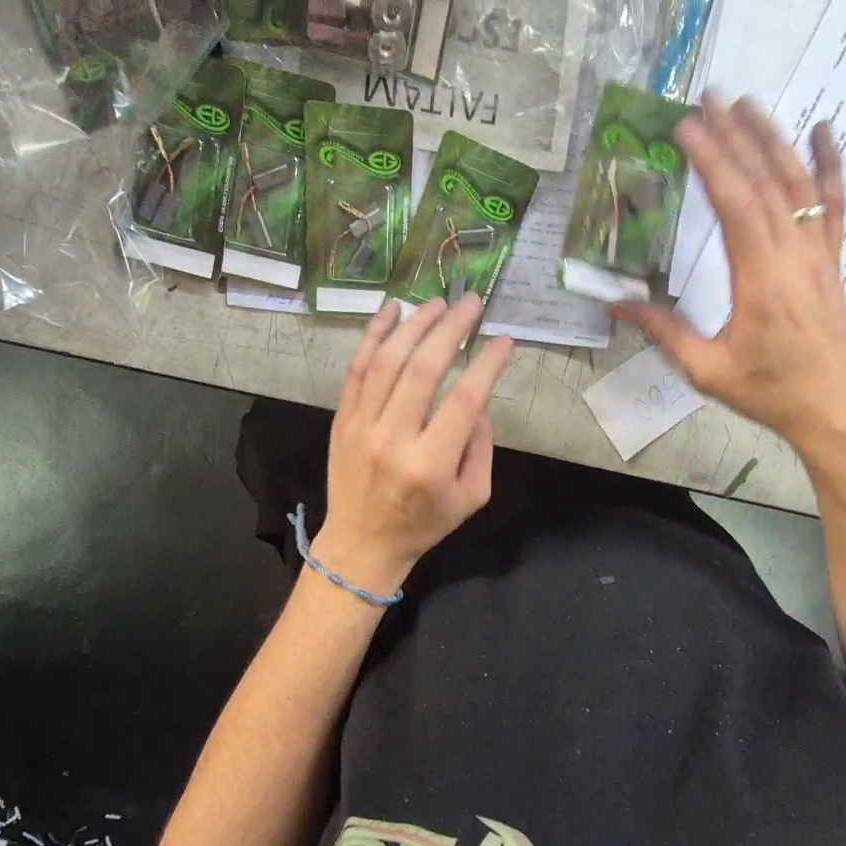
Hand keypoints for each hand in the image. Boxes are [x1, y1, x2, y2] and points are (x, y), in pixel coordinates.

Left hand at [314, 295, 512, 597]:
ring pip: (387, 361)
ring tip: (438, 303)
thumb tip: (478, 400)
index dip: (486, 364)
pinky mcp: (342, 419)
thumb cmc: (423, 523)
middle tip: (471, 303)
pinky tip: (393, 311)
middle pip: (423, 370)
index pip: (464, 400)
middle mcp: (394, 440)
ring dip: (415, 325)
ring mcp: (362, 427)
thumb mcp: (471, 498)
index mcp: (430, 465)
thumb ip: (480, 448)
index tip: (503, 341)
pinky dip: (374, 335)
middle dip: (451, 329)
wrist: (361, 543)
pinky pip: (357, 369)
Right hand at [617, 95, 845, 460]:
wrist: (836, 409)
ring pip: (799, 184)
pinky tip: (824, 131)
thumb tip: (617, 307)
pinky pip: (835, 203)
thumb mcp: (708, 371)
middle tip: (710, 98)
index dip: (711, 162)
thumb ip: (665, 334)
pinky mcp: (833, 260)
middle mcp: (795, 254)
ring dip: (773, 139)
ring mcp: (820, 253)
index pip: (736, 205)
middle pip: (766, 182)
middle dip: (736, 136)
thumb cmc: (771, 393)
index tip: (687, 128)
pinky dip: (831, 165)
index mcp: (762, 280)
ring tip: (747, 103)